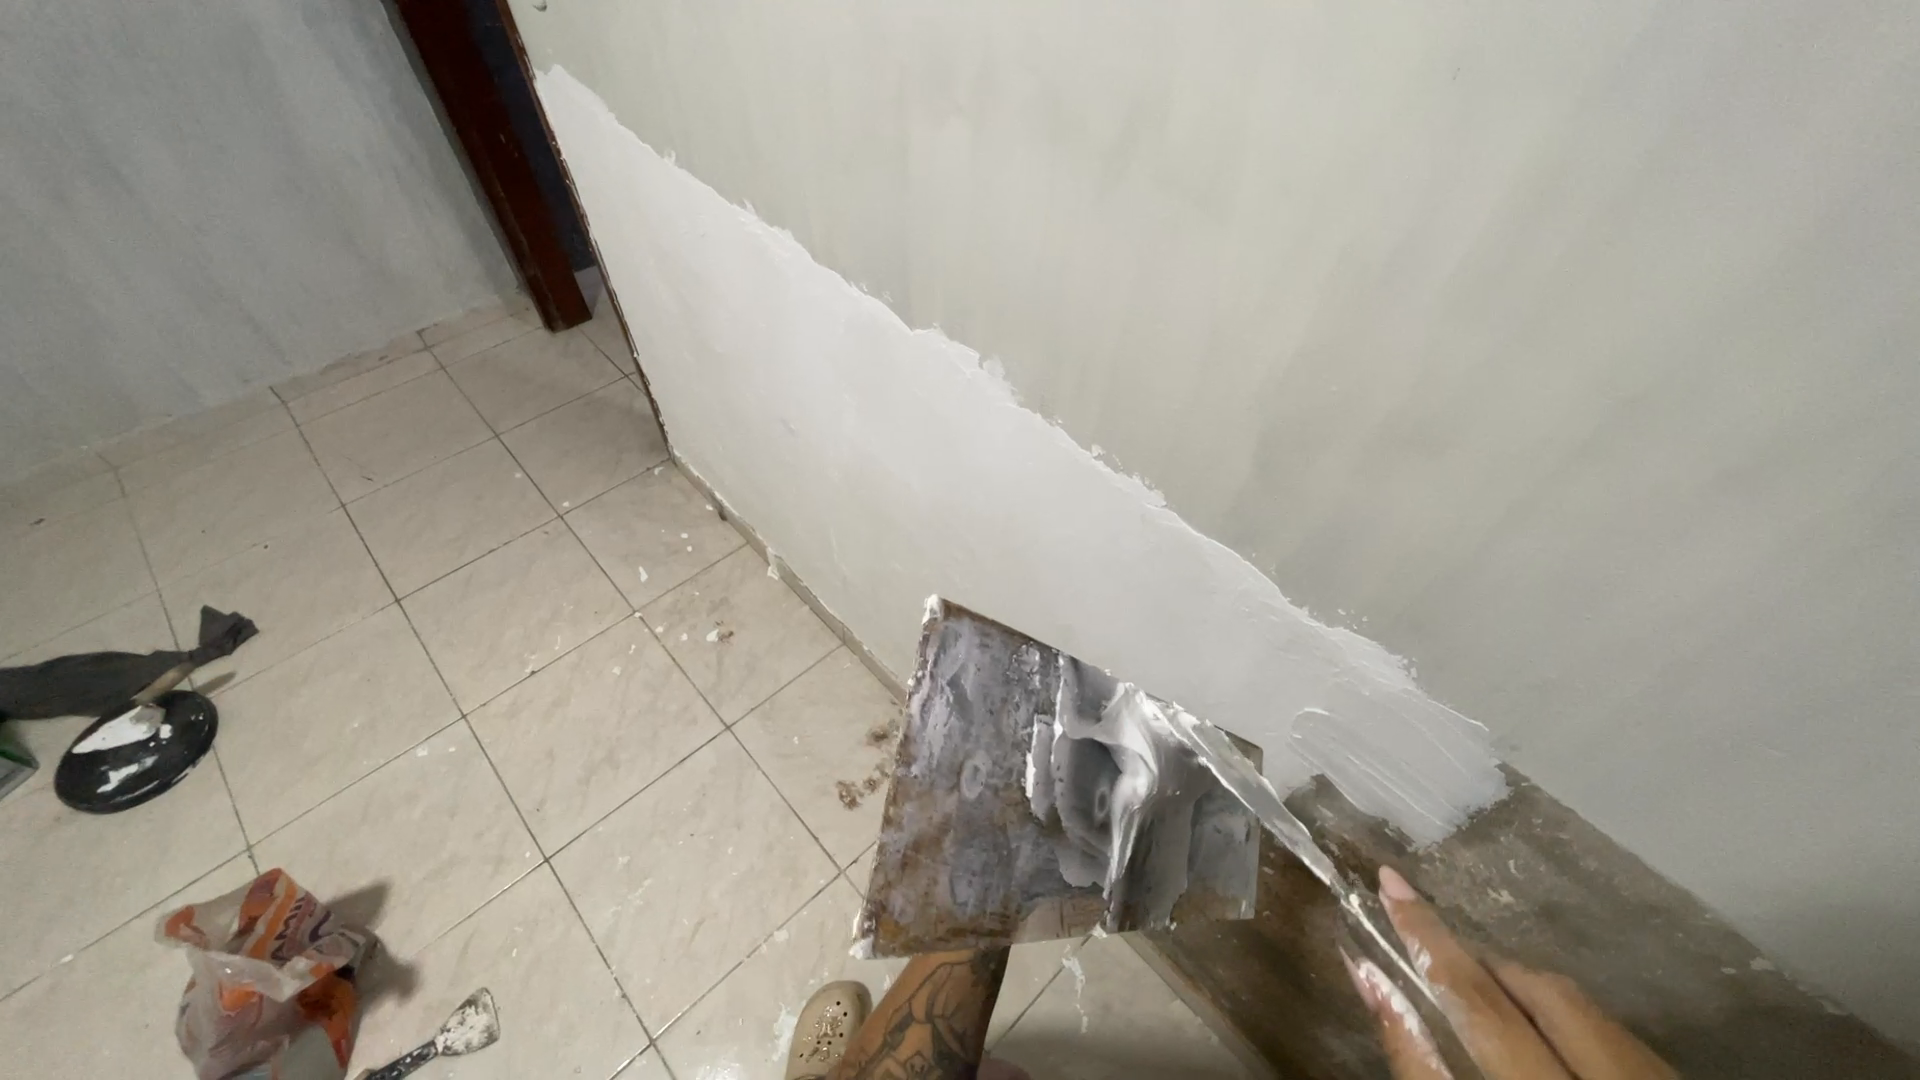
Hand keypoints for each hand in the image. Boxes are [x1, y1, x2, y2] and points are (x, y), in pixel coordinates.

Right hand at [1345, 865, 1677, 1079]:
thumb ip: (1416, 1059)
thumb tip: (1369, 976)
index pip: (1473, 999)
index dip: (1426, 936)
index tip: (1390, 881)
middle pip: (1537, 993)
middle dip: (1485, 971)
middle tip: (1449, 976)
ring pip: (1580, 1007)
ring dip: (1527, 997)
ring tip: (1500, 1024)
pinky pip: (1616, 1033)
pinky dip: (1570, 1026)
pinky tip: (1553, 1054)